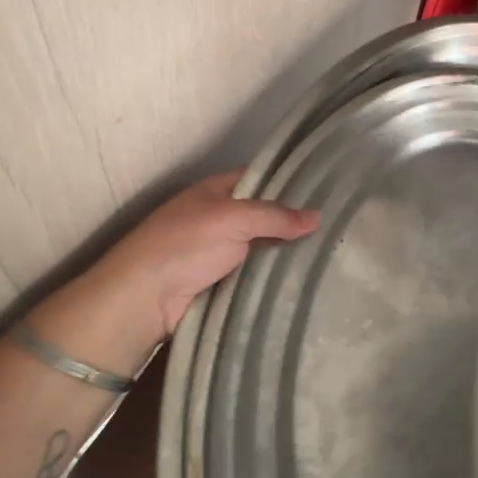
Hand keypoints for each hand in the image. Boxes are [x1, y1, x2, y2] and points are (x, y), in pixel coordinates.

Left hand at [79, 170, 319, 340]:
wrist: (142, 299)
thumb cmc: (183, 245)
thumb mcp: (233, 219)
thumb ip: (276, 216)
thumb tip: (317, 217)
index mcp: (213, 192)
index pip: (257, 178)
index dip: (287, 181)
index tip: (323, 189)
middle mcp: (217, 218)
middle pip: (263, 214)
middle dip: (292, 220)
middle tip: (335, 224)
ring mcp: (218, 251)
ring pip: (262, 245)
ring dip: (286, 250)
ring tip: (329, 250)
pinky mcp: (220, 280)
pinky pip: (255, 272)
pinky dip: (274, 274)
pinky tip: (304, 274)